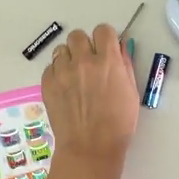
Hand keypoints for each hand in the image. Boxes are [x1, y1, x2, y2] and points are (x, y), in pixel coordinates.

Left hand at [42, 24, 138, 167]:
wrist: (90, 148)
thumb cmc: (118, 124)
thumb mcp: (131, 92)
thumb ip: (124, 66)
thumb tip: (119, 47)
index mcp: (108, 61)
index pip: (103, 30)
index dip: (105, 39)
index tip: (105, 50)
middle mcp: (83, 61)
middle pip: (78, 35)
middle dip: (84, 46)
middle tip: (89, 63)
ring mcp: (62, 72)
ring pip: (62, 50)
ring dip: (69, 58)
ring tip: (75, 76)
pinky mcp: (47, 84)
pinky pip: (50, 67)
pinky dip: (57, 73)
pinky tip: (65, 88)